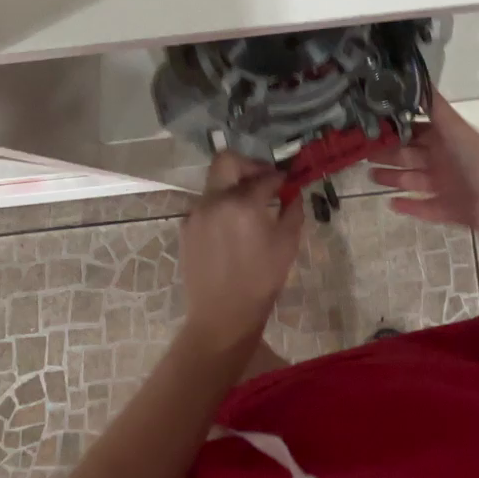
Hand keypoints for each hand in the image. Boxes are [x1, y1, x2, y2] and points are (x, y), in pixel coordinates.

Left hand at [179, 152, 304, 351]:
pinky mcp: (186, 228)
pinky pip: (206, 206)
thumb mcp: (287, 243)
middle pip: (227, 161)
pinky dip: (221, 207)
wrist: (222, 316)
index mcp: (242, 203)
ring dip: (234, 187)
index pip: (264, 176)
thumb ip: (293, 209)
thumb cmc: (261, 280)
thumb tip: (293, 192)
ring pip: (215, 184)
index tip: (287, 182)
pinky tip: (232, 228)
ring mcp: (196, 214)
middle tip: (263, 181)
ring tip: (249, 208)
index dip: (279, 177)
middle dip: (248, 165)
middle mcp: (215, 201)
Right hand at [370, 94, 478, 233]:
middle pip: (409, 155)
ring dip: (392, 177)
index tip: (370, 126)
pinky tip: (389, 203)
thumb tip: (413, 75)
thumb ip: (433, 104)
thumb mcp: (452, 125)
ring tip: (369, 175)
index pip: (415, 131)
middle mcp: (442, 160)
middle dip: (388, 153)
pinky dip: (408, 206)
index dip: (395, 129)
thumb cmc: (474, 156)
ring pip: (412, 180)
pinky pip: (422, 207)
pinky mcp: (444, 210)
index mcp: (444, 139)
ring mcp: (444, 186)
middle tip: (362, 152)